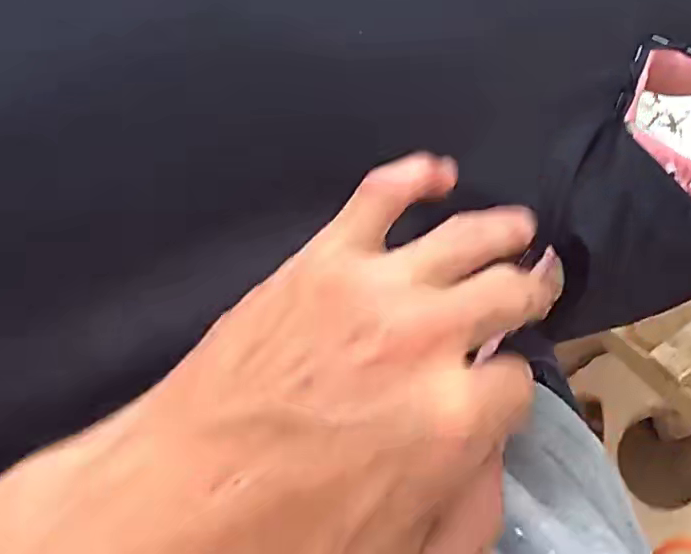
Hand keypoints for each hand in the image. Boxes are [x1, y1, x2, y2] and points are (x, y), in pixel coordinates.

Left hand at [0, 153, 563, 553]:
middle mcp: (429, 339)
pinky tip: (439, 174)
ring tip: (518, 227)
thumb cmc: (277, 548)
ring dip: (504, 228)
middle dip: (533, 289)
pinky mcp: (325, 260)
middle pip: (510, 290)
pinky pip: (382, 196)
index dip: (513, 385)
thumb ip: (469, 515)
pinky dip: (416, 176)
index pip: (519, 379)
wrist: (151, 520)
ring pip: (468, 234)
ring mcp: (376, 289)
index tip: (497, 387)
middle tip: (538, 283)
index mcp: (451, 419)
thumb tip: (500, 451)